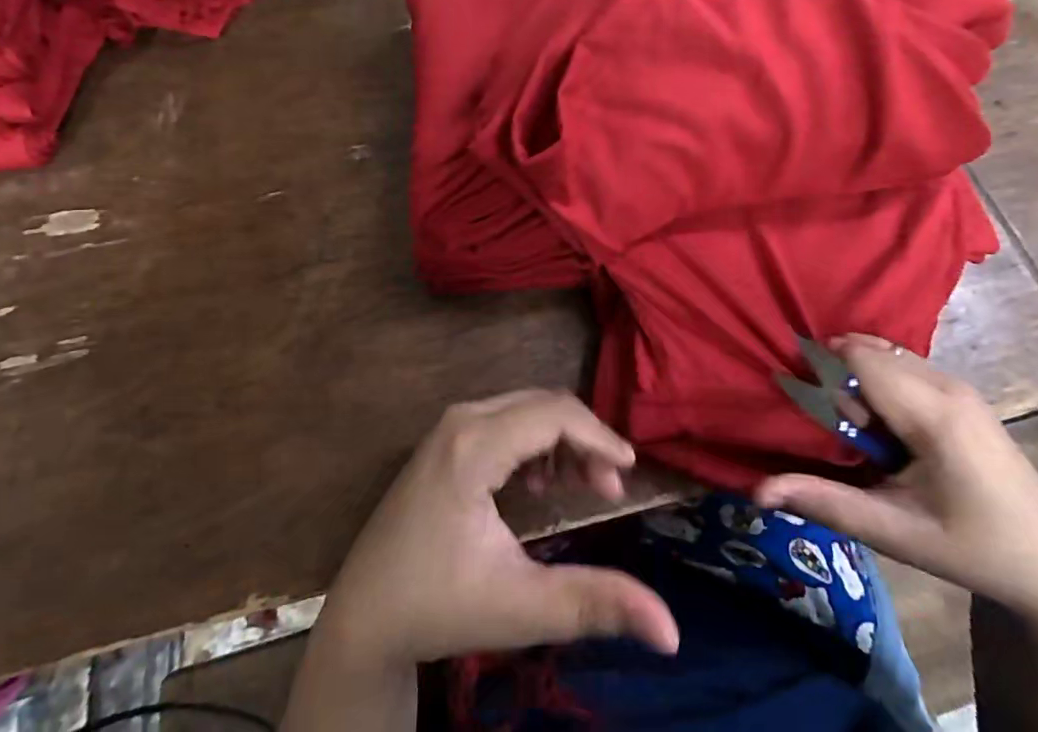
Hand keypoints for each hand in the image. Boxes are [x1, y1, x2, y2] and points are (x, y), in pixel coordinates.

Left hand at [315, 389, 680, 666]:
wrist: (364, 615)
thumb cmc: (439, 605)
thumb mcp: (522, 607)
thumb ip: (597, 605)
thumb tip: (673, 633)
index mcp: (474, 446)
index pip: (555, 415)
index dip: (599, 437)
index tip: (628, 473)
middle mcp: (461, 421)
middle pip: (544, 405)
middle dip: (585, 439)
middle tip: (608, 489)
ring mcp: (448, 428)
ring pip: (526, 409)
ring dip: (563, 440)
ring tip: (582, 486)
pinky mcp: (444, 441)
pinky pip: (505, 420)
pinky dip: (535, 442)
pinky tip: (539, 485)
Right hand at [755, 335, 1037, 623]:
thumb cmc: (971, 549)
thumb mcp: (893, 532)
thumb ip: (824, 502)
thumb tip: (757, 490)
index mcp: (933, 413)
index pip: (861, 356)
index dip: (823, 368)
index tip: (803, 403)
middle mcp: (948, 385)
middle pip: (871, 351)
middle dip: (840, 378)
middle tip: (835, 431)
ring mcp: (961, 387)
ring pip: (889, 356)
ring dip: (861, 382)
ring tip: (860, 434)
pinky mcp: (965, 395)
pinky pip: (907, 367)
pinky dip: (882, 384)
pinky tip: (886, 430)